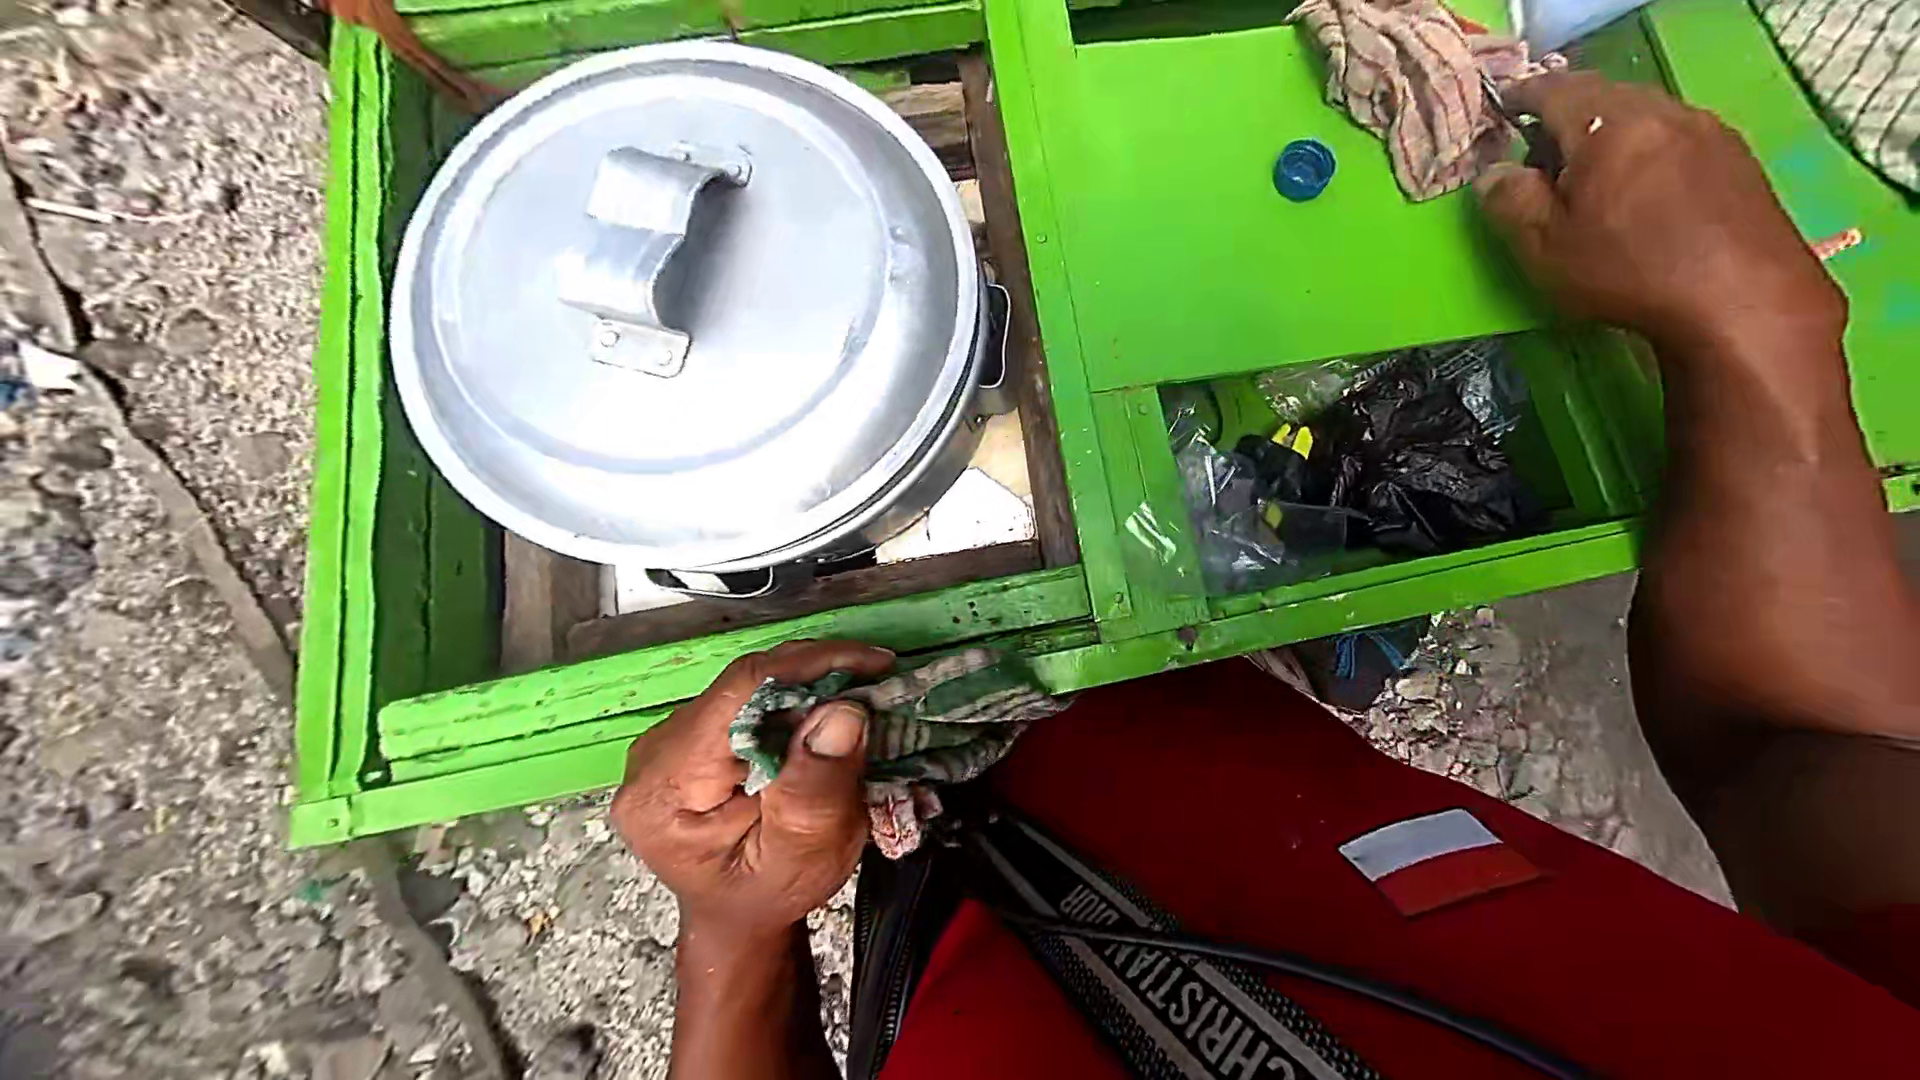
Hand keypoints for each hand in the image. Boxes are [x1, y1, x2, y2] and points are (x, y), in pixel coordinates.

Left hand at [610, 640, 893, 944]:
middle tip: (878, 676)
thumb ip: (816, 789)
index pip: (739, 694)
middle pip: (746, 683)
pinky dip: (799, 692)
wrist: (742, 915)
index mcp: (667, 786)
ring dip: (813, 679)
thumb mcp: (802, 855)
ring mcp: (672, 738)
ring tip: (864, 685)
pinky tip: (832, 701)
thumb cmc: (770, 895)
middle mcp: (656, 751)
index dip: (809, 665)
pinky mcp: (695, 733)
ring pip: (752, 682)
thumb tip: (842, 710)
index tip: (873, 663)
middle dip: (818, 671)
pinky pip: (752, 695)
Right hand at [1475, 73, 1845, 361]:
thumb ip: (1509, 201)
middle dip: (1561, 115)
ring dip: (1598, 133)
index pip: (1559, 92)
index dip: (1523, 96)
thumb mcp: (1541, 244)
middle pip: (1603, 96)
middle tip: (1529, 151)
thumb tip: (1492, 173)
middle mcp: (1663, 114)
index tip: (1499, 105)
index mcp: (1610, 129)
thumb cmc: (1621, 268)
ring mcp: (1704, 130)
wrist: (1734, 293)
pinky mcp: (1727, 154)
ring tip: (1573, 174)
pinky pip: (1665, 134)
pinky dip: (1631, 146)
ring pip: (1637, 114)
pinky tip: (1621, 186)